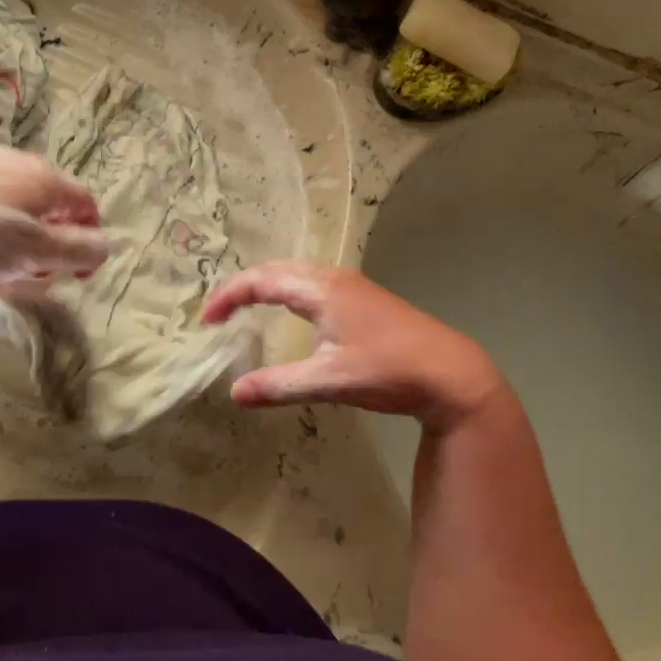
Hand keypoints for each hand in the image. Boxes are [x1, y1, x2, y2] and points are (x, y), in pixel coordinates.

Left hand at [0, 147, 112, 285]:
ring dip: (20, 240)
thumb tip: (107, 246)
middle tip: (33, 277)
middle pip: (51, 206)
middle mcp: (17, 162)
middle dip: (50, 244)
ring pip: (18, 206)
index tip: (77, 274)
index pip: (86, 204)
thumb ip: (74, 250)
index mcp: (44, 177)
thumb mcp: (31, 251)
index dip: (89, 239)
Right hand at [202, 262, 506, 426]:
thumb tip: (235, 392)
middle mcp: (333, 278)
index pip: (260, 281)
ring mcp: (352, 285)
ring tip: (245, 307)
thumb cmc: (390, 372)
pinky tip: (290, 312)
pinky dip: (286, 289)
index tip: (207, 321)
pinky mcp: (363, 298)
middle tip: (219, 312)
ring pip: (295, 272)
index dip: (229, 297)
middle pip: (275, 268)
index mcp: (320, 290)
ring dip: (265, 284)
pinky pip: (311, 281)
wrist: (452, 373)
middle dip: (242, 286)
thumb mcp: (330, 382)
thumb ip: (279, 385)